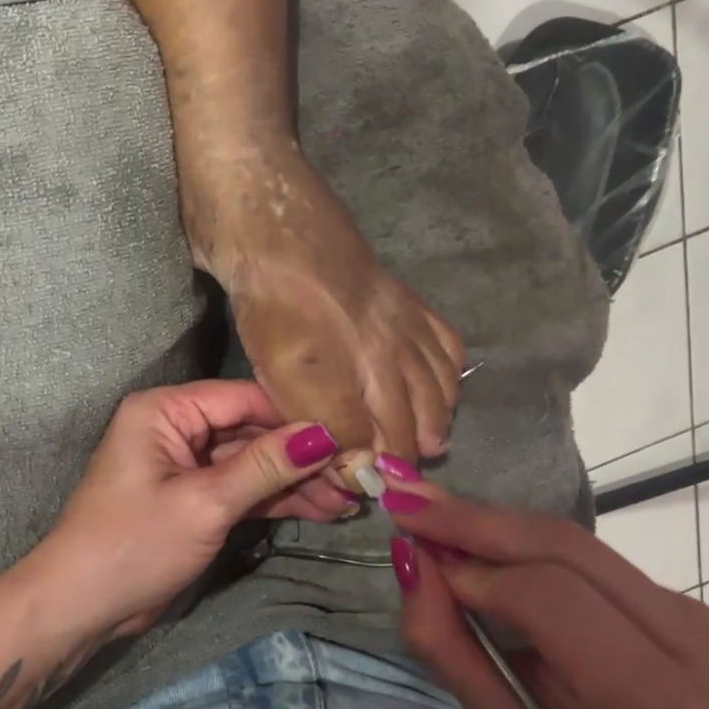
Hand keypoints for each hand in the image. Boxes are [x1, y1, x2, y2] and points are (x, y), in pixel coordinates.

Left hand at [32, 380, 352, 637]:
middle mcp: (173, 428)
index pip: (243, 398)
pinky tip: (321, 510)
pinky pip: (240, 490)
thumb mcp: (205, 502)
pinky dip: (275, 501)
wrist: (82, 604)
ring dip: (296, 482)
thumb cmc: (134, 543)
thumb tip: (325, 434)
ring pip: (250, 463)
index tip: (354, 432)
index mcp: (165, 411)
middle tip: (360, 476)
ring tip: (350, 501)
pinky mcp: (192, 500)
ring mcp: (183, 466)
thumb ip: (264, 466)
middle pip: (250, 431)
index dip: (297, 415)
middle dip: (302, 455)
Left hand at [195, 157, 464, 473]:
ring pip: (434, 384)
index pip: (376, 439)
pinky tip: (440, 381)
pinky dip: (447, 371)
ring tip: (426, 441)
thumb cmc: (261, 297)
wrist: (267, 215)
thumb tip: (357, 464)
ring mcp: (400, 318)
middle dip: (405, 453)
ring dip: (433, 419)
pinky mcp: (400, 293)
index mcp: (357, 373)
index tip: (367, 493)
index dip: (372, 470)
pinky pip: (442, 340)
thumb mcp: (276, 366)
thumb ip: (318, 417)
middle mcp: (390, 350)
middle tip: (400, 477)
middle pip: (410, 417)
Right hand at [378, 468, 708, 708]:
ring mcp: (701, 619)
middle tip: (404, 497)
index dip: (474, 567)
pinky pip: (593, 557)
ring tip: (431, 510)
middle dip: (474, 518)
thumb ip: (445, 642)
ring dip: (496, 524)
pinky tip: (486, 544)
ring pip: (576, 543)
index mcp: (647, 697)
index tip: (411, 548)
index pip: (548, 596)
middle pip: (564, 549)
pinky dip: (528, 544)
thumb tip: (409, 557)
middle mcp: (690, 644)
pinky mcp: (696, 603)